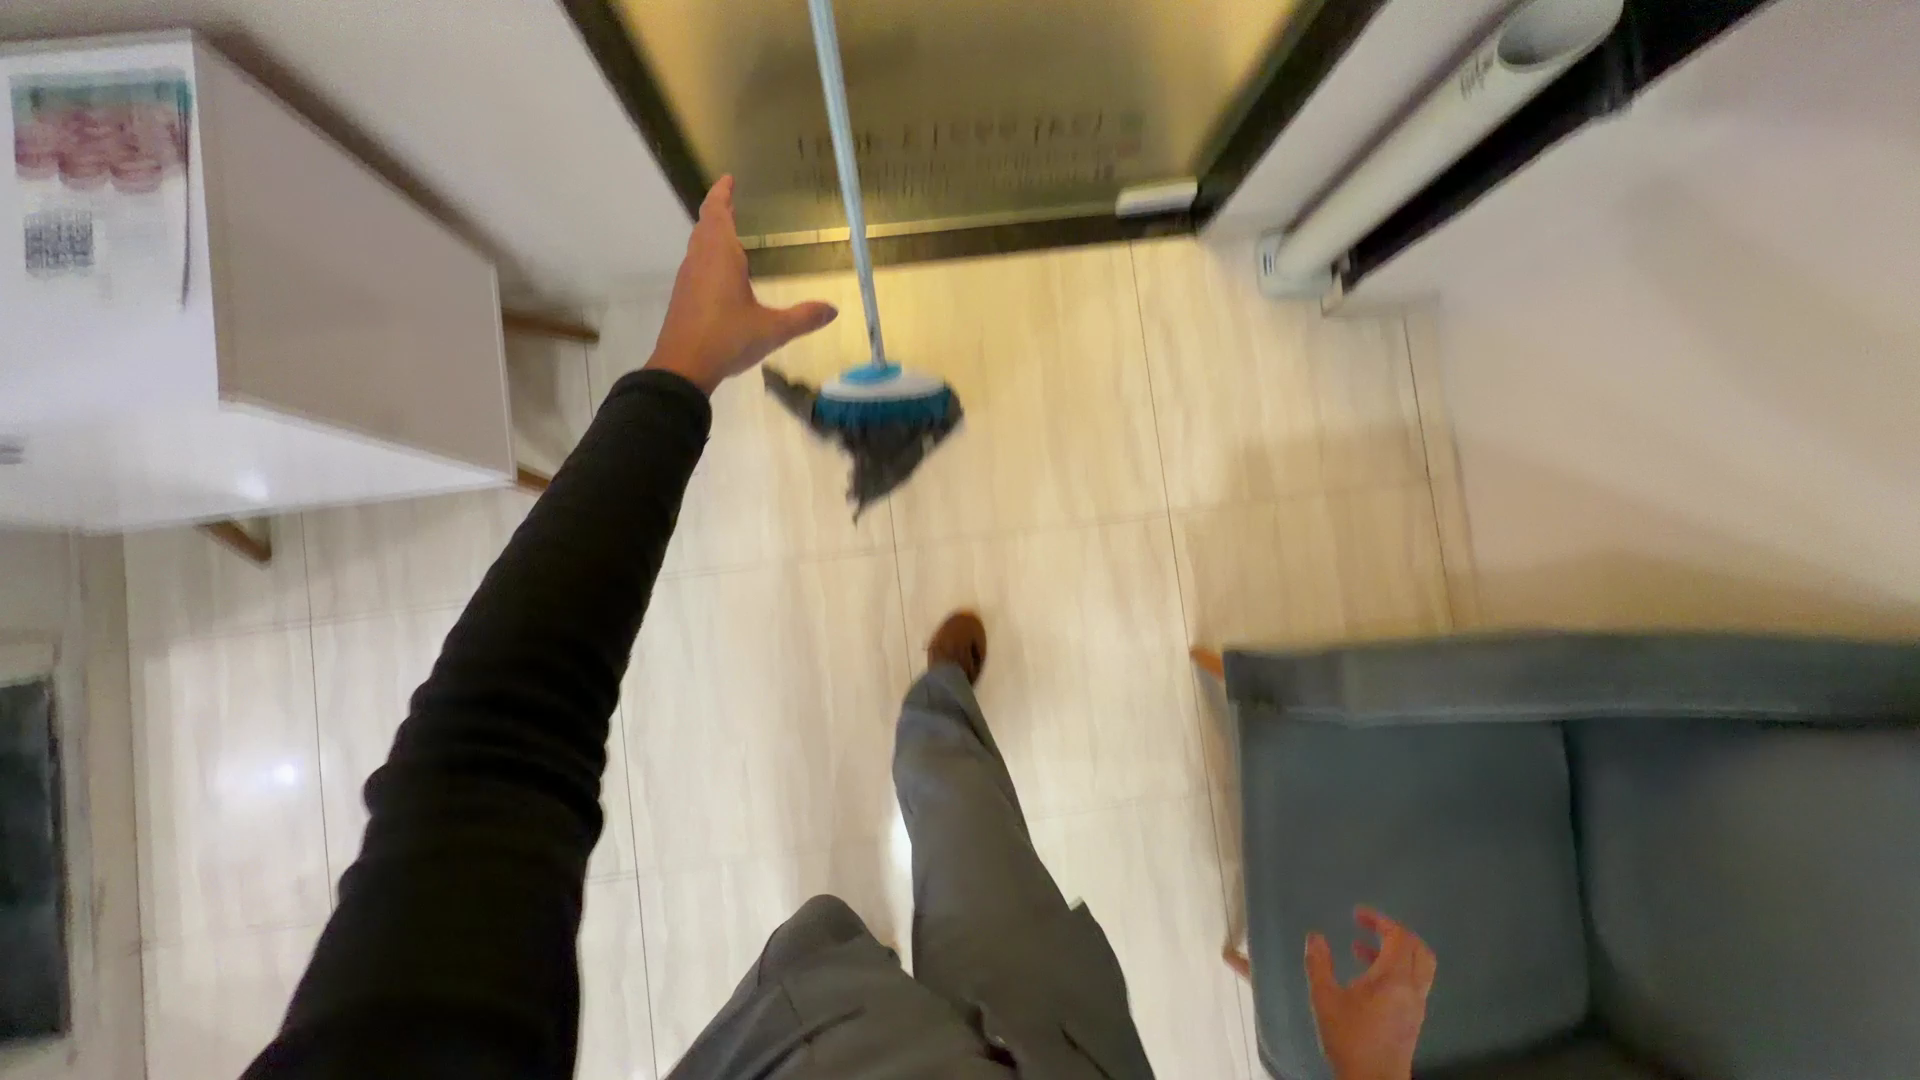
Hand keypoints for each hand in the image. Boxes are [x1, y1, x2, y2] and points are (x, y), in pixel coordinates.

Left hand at [645, 176, 837, 393]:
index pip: (717, 213)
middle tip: (730, 202)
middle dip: (718, 211)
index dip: (722, 194)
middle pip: (705, 225)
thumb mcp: (773, 330)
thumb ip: (803, 317)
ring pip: (698, 246)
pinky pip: (696, 266)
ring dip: (711, 235)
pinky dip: (708, 258)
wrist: (683, 368)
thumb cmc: (728, 339)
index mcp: (720, 257)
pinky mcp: (682, 298)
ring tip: (727, 235)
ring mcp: (687, 279)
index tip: (728, 179)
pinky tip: (720, 275)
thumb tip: (832, 309)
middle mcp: (700, 260)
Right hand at [1305, 908, 1435, 1079]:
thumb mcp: (1324, 998)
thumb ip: (1318, 963)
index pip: (1399, 937)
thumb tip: (1316, 936)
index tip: (1356, 915)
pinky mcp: (1413, 1018)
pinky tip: (1367, 977)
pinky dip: (1395, 969)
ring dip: (1395, 951)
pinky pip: (1412, 981)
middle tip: (1368, 926)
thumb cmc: (1349, 1039)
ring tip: (1360, 949)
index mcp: (1394, 980)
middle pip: (1418, 949)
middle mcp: (1412, 990)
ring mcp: (1416, 1006)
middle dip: (1394, 932)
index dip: (1380, 920)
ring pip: (1419, 967)